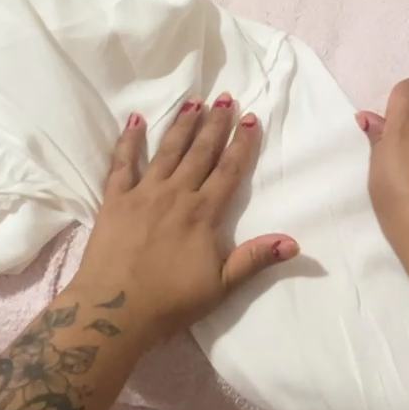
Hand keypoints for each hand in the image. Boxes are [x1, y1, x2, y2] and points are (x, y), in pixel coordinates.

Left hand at [70, 94, 297, 339]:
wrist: (114, 311)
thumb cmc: (171, 303)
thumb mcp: (221, 286)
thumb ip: (255, 259)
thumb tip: (294, 243)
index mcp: (204, 214)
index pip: (229, 170)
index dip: (241, 144)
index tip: (250, 118)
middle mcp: (176, 195)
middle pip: (200, 152)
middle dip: (215, 124)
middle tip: (225, 97)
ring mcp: (143, 194)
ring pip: (167, 151)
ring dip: (182, 125)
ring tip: (194, 102)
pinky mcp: (114, 200)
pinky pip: (122, 164)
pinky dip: (129, 141)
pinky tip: (135, 121)